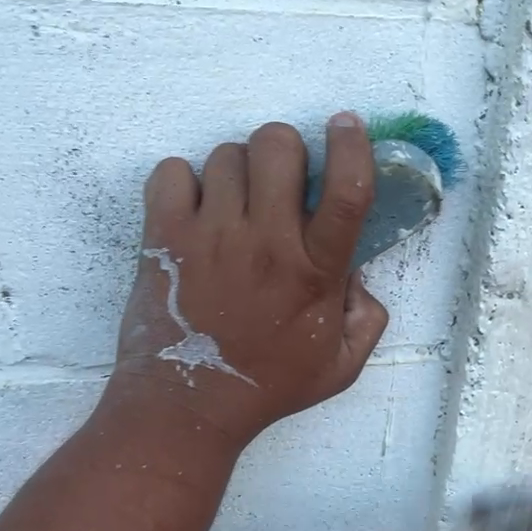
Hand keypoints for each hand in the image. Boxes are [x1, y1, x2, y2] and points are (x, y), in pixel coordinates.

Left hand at [107, 113, 389, 444]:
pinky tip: (194, 214)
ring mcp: (211, 236)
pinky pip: (173, 171)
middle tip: (280, 184)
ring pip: (227, 154)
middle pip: (279, 145)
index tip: (345, 125)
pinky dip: (184, 183)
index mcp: (316, 273)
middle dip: (286, 150)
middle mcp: (266, 243)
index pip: (346, 193)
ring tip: (233, 209)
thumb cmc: (268, 387)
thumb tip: (356, 274)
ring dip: (238, 172)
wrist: (187, 405)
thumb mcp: (341, 366)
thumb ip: (367, 318)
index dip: (352, 147)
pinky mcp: (164, 236)